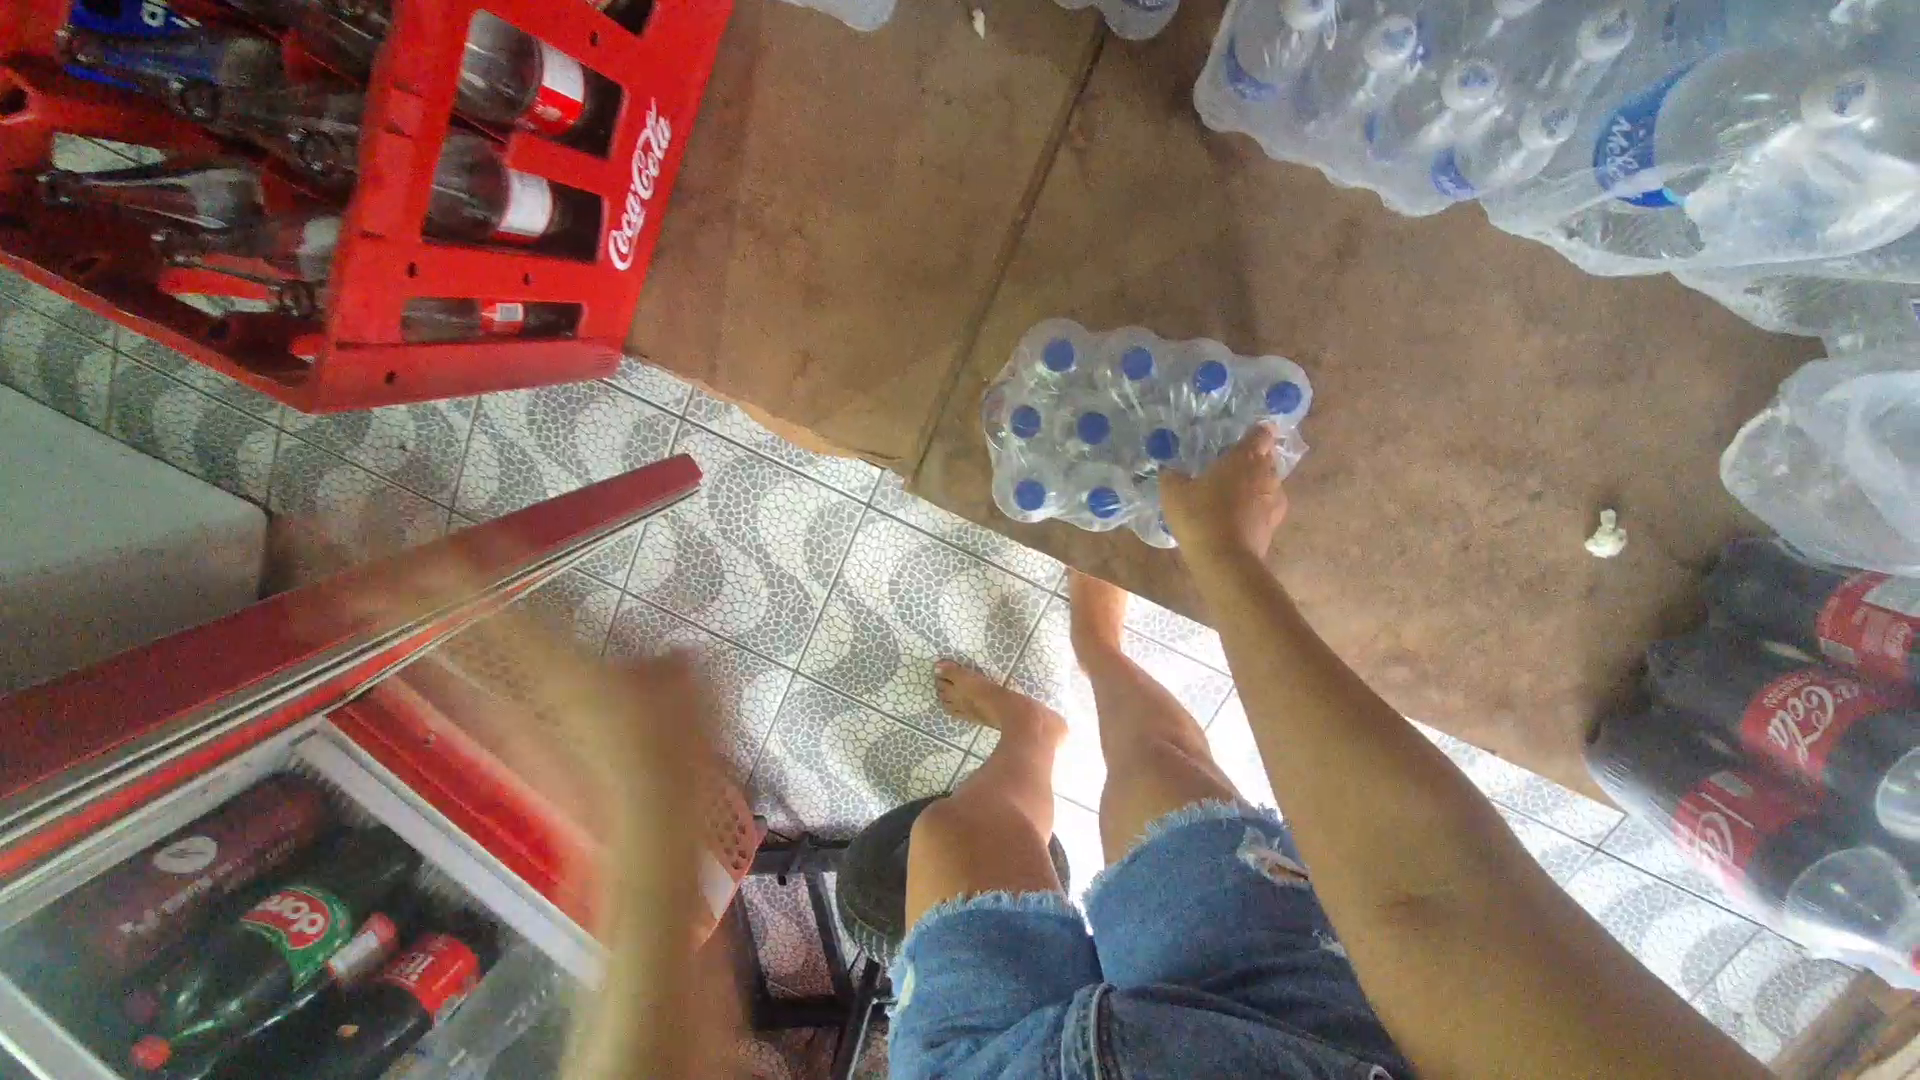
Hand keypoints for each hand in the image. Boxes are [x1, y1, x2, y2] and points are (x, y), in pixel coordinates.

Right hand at [1160, 424, 1287, 563]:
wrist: (1225, 559)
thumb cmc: (1200, 516)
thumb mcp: (1173, 493)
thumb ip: (1171, 475)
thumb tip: (1169, 469)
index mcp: (1244, 457)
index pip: (1261, 433)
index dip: (1255, 432)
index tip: (1244, 436)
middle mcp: (1265, 473)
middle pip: (1267, 457)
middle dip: (1254, 458)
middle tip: (1231, 466)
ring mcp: (1274, 499)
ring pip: (1270, 481)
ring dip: (1257, 483)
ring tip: (1235, 492)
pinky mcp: (1275, 522)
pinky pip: (1268, 505)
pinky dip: (1258, 506)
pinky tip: (1240, 515)